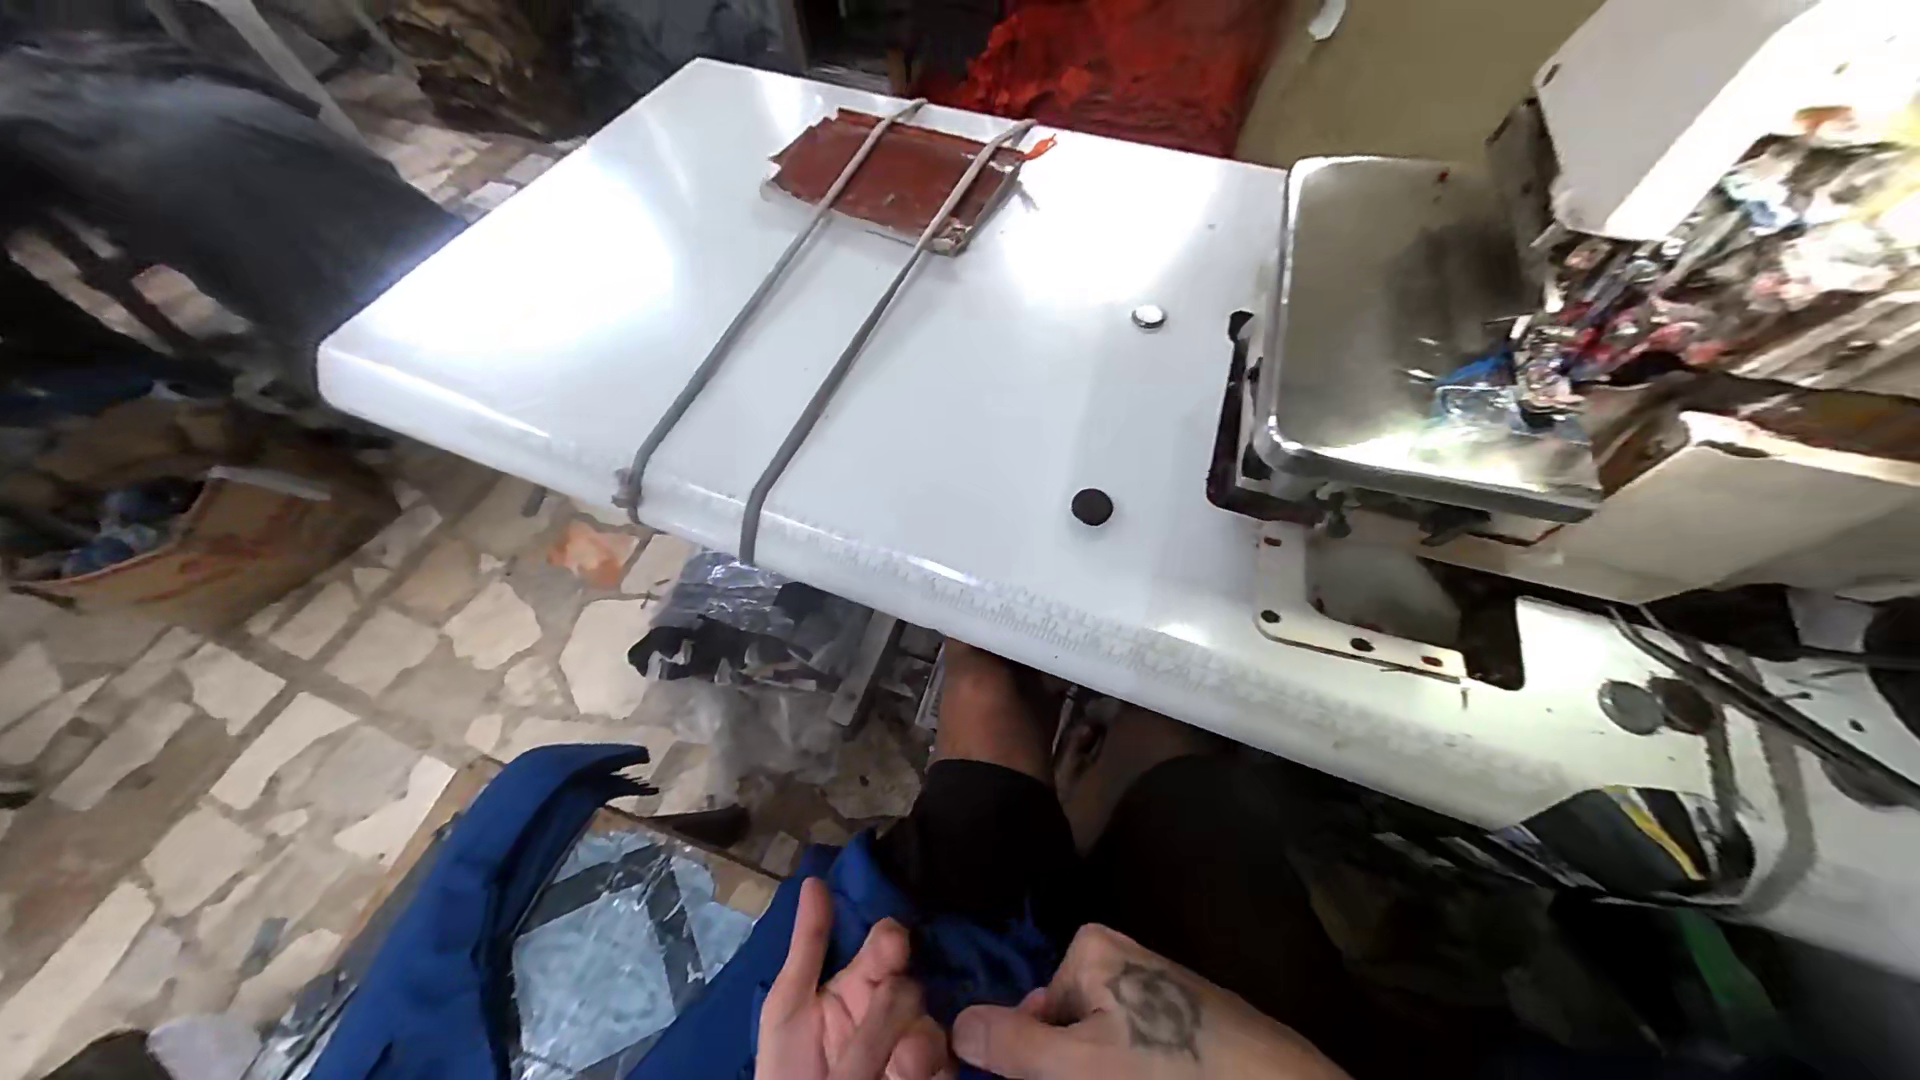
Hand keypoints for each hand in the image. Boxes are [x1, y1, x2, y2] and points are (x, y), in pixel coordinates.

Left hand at [757, 877, 953, 1079]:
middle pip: (913, 985)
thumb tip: (813, 880)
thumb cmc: (787, 1066)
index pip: (888, 943)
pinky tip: (912, 1074)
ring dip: (921, 1043)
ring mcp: (910, 1045)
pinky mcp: (926, 1077)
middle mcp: (892, 1008)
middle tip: (888, 1014)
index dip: (892, 942)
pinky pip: (946, 1067)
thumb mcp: (787, 1006)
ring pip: (934, 1029)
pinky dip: (937, 1069)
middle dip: (903, 999)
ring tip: (904, 1063)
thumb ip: (808, 945)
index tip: (892, 948)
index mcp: (862, 980)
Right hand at [951, 925, 1349, 1079]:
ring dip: (1106, 1069)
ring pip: (1109, 1036)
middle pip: (1073, 1020)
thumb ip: (1015, 1043)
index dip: (1038, 1056)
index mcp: (1092, 946)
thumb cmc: (1167, 1072)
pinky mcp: (1193, 1015)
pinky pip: (1145, 1042)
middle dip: (1073, 1063)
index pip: (1038, 1006)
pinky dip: (1141, 1069)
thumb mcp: (1078, 1065)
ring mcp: (1161, 983)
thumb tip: (957, 1022)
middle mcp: (1124, 952)